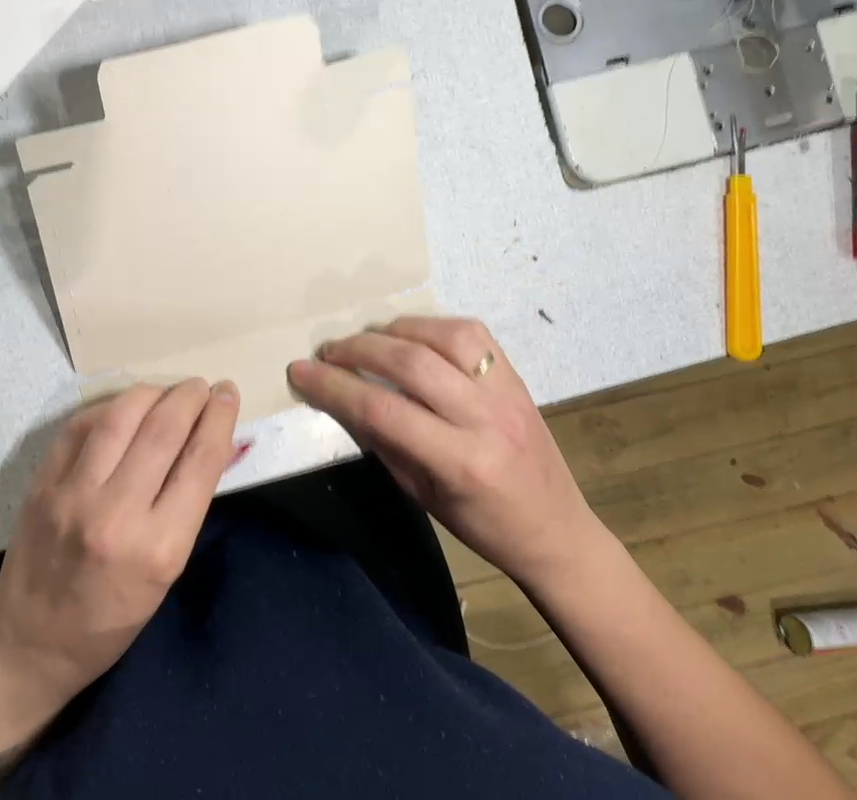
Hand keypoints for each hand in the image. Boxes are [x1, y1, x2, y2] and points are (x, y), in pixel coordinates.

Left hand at [0, 380, 238, 714]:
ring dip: (151, 393)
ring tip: (167, 391)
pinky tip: (124, 407)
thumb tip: (208, 446)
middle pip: (163, 430)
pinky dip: (108, 407)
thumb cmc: (112, 622)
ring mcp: (72, 494)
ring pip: (119, 417)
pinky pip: (79, 427)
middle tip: (202, 387)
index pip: (199, 461)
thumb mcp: (166, 575)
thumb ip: (185, 509)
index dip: (219, 419)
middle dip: (189, 398)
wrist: (33, 644)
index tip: (228, 396)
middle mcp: (116, 514)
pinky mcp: (41, 484)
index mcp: (159, 548)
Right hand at [288, 318, 605, 587]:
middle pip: (410, 362)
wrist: (556, 531)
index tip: (300, 372)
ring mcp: (507, 393)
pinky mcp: (518, 377)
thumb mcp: (420, 494)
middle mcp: (485, 419)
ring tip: (368, 342)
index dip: (333, 386)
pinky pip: (473, 334)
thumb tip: (340, 399)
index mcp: (459, 462)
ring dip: (395, 330)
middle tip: (328, 353)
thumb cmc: (481, 525)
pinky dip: (432, 326)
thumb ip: (382, 441)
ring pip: (444, 335)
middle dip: (357, 350)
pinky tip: (411, 337)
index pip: (382, 410)